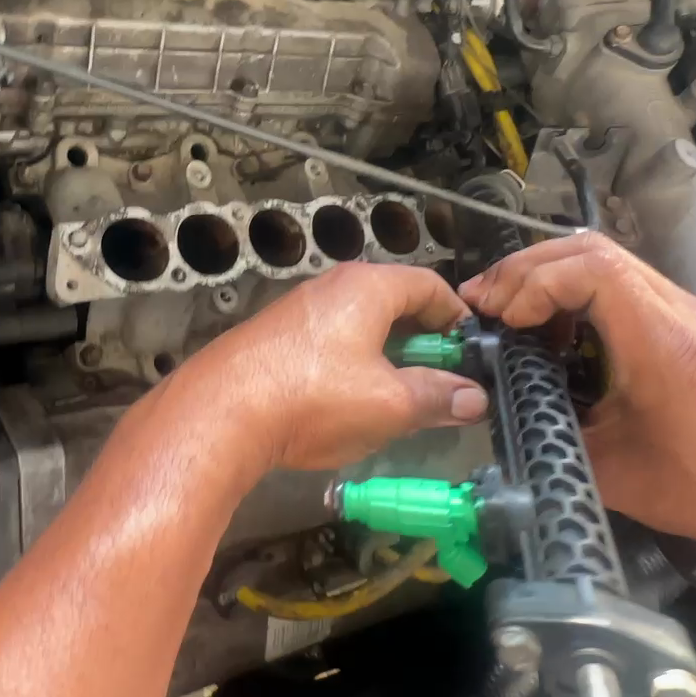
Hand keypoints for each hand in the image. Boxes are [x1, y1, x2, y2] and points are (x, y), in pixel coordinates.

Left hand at [176, 263, 490, 471]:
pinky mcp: (274, 337)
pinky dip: (351, 364)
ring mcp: (297, 310)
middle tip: (443, 383)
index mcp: (366, 287)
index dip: (458, 318)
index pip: (429, 285)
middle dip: (423, 341)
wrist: (222, 411)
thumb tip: (473, 397)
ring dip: (386, 357)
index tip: (474, 353)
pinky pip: (328, 341)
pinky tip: (348, 402)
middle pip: (393, 303)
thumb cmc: (315, 398)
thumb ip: (437, 397)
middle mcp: (330, 287)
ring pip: (359, 325)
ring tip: (399, 400)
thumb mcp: (389, 404)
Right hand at [458, 232, 695, 562]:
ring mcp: (690, 310)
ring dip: (547, 274)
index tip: (504, 321)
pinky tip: (554, 325)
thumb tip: (498, 400)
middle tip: (485, 301)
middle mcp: (679, 312)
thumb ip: (549, 424)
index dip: (532, 283)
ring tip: (510, 308)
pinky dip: (574, 289)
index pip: (591, 270)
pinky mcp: (692, 319)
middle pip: (591, 249)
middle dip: (524, 269)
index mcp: (662, 344)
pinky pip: (622, 281)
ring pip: (605, 257)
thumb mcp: (610, 470)